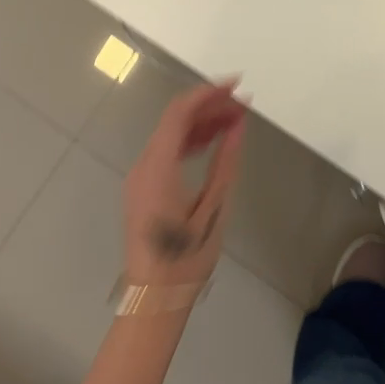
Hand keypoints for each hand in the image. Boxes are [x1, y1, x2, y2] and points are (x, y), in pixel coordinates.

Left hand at [123, 79, 248, 285]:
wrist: (154, 298)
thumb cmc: (186, 258)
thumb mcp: (213, 209)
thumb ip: (225, 162)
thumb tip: (237, 125)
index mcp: (157, 167)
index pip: (180, 113)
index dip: (208, 93)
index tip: (237, 85)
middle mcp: (143, 165)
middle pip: (175, 120)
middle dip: (209, 106)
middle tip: (243, 104)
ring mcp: (141, 177)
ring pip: (171, 135)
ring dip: (202, 123)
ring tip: (235, 120)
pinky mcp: (144, 188)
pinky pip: (167, 151)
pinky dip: (191, 140)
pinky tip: (214, 141)